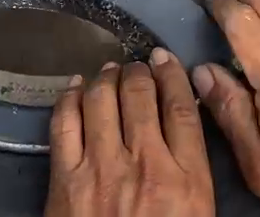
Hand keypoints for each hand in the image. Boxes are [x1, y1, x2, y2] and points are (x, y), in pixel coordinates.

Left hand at [46, 51, 214, 216]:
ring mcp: (101, 170)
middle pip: (140, 94)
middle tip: (136, 67)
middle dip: (138, 72)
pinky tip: (74, 87)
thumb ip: (191, 170)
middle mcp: (145, 164)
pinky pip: (64, 122)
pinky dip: (69, 97)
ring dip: (106, 78)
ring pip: (102, 98)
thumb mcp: (196, 216)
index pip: (180, 106)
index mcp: (186, 180)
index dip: (172, 73)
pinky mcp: (64, 183)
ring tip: (109, 72)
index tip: (164, 58)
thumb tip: (181, 120)